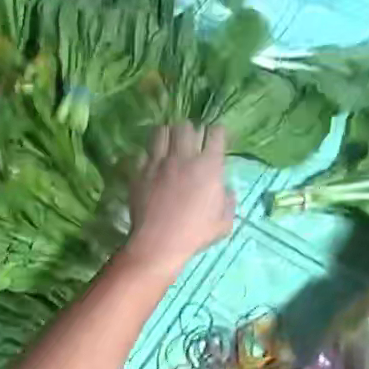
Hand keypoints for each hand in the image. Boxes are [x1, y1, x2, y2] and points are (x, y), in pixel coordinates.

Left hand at [125, 122, 234, 274]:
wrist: (159, 243)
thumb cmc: (195, 234)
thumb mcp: (223, 223)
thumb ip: (229, 202)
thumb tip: (227, 190)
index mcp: (209, 166)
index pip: (216, 133)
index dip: (217, 133)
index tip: (216, 139)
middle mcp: (184, 157)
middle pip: (187, 126)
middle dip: (191, 130)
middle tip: (191, 142)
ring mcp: (159, 161)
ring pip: (162, 131)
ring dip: (168, 135)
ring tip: (169, 145)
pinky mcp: (140, 170)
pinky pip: (144, 151)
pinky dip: (149, 154)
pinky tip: (152, 162)